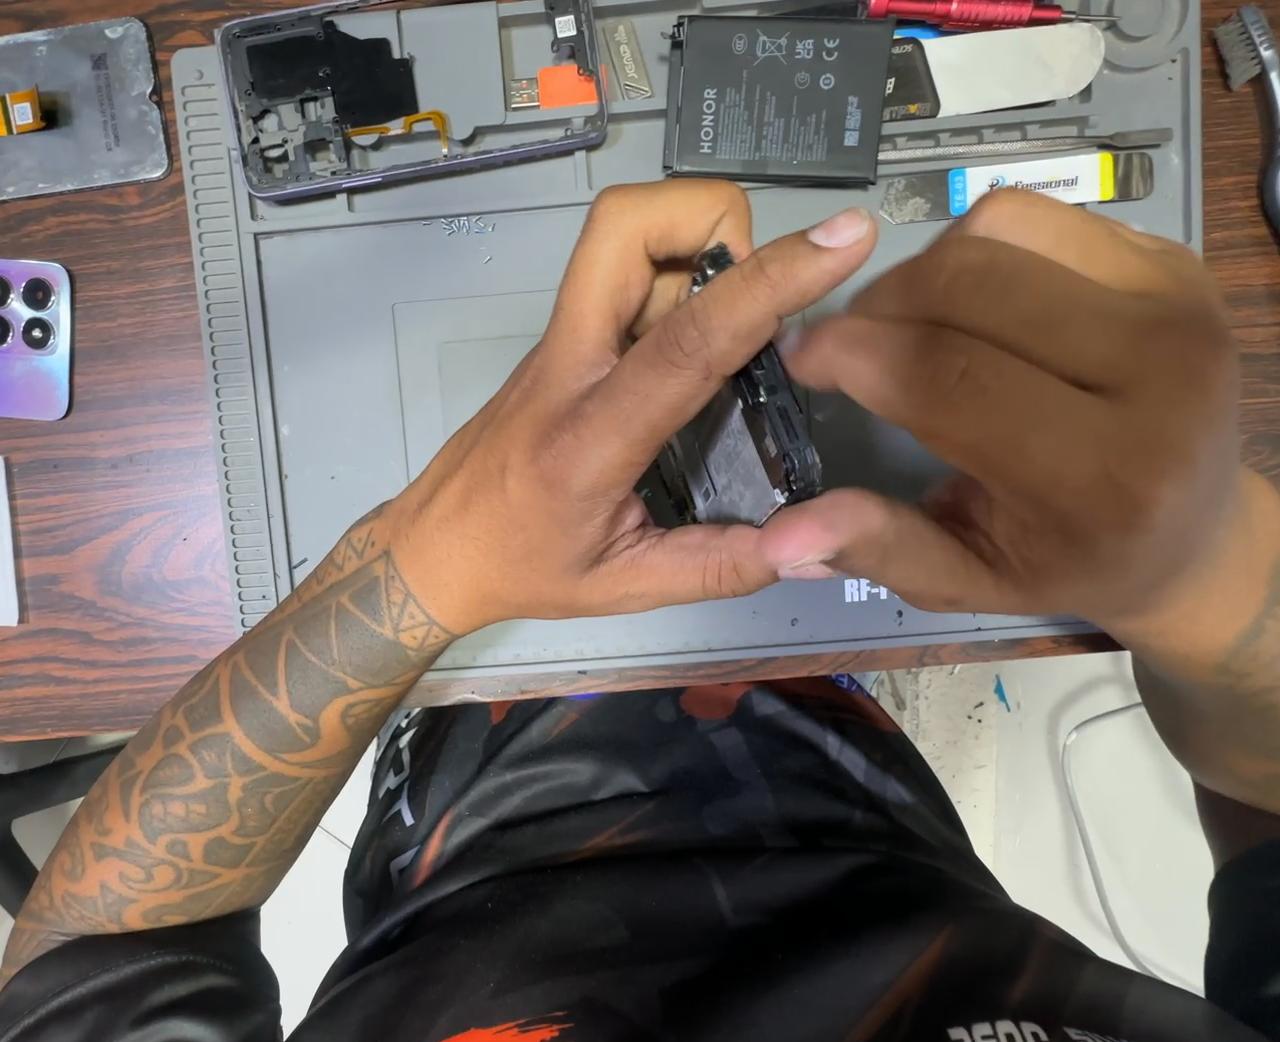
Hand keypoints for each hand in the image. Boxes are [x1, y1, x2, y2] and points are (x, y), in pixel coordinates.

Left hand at [375, 180, 878, 634]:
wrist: (434, 549)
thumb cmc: (521, 569)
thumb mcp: (623, 585)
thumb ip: (717, 566)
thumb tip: (807, 542)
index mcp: (591, 437)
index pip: (685, 341)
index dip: (769, 282)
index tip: (844, 235)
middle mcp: (569, 367)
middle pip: (622, 228)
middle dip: (708, 217)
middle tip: (752, 285)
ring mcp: (556, 347)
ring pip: (615, 236)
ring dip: (688, 238)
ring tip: (729, 310)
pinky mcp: (554, 344)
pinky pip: (613, 275)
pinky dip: (669, 274)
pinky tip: (691, 337)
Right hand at [757, 189, 1249, 638]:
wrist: (1197, 532)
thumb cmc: (1065, 562)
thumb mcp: (961, 578)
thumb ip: (875, 547)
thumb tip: (777, 539)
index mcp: (1098, 471)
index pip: (946, 374)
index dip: (851, 352)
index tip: (799, 355)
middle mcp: (1157, 370)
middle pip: (967, 282)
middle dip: (876, 306)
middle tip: (848, 347)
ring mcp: (1176, 300)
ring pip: (998, 230)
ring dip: (923, 271)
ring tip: (909, 327)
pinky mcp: (1175, 261)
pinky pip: (1037, 218)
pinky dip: (974, 251)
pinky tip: (970, 308)